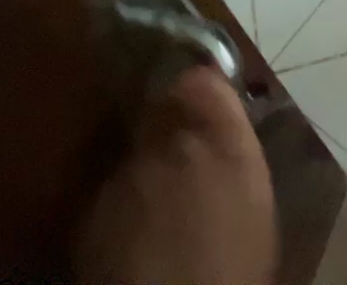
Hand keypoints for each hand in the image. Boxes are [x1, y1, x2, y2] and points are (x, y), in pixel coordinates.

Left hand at [75, 66, 276, 283]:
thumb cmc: (236, 265)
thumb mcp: (256, 202)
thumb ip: (235, 152)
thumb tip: (225, 131)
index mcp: (222, 137)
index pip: (202, 80)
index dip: (200, 85)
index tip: (203, 94)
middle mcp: (169, 142)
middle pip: (162, 110)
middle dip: (169, 125)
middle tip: (182, 155)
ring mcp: (125, 174)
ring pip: (135, 154)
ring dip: (145, 168)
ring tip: (158, 205)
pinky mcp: (91, 211)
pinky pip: (111, 193)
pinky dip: (122, 205)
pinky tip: (135, 236)